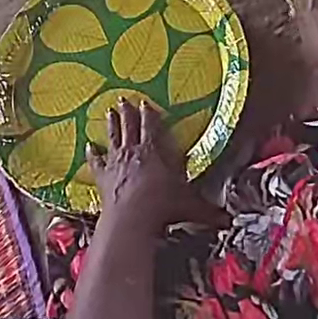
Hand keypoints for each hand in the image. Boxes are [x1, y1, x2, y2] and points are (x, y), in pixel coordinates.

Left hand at [89, 100, 227, 231]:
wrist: (130, 220)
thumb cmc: (161, 206)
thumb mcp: (190, 206)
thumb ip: (209, 211)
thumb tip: (229, 220)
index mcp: (153, 151)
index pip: (151, 126)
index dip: (149, 113)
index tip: (145, 102)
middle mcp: (133, 152)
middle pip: (129, 126)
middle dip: (127, 112)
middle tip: (123, 99)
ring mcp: (115, 164)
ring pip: (112, 138)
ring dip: (111, 124)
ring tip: (109, 111)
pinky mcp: (102, 178)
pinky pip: (96, 162)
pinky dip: (92, 154)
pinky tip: (88, 147)